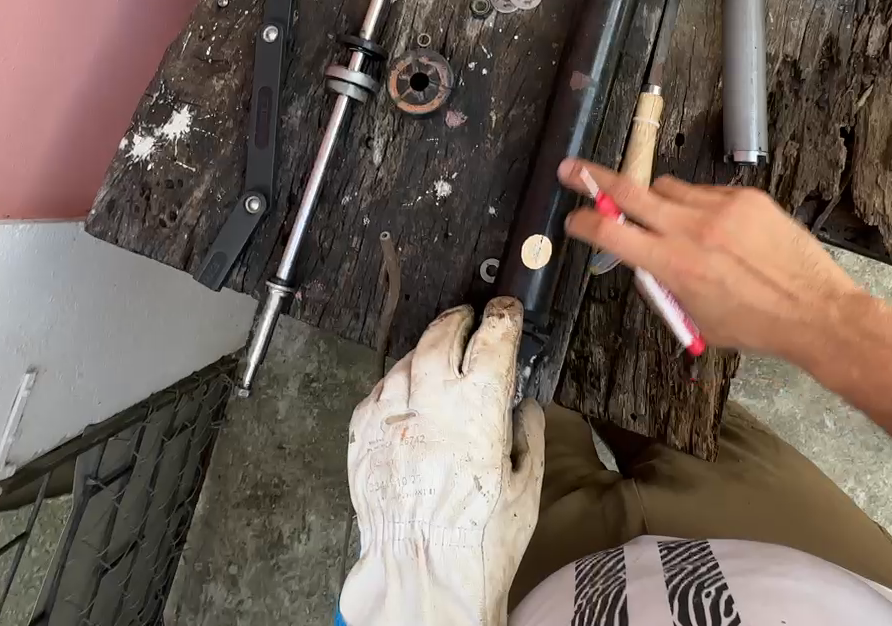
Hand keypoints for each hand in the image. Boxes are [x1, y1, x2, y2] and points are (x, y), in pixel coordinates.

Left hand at [339, 297, 544, 625]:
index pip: (491, 340)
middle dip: (458, 319)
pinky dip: (395, 383)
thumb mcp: (525, 488)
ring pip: (406, 360)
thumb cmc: (478, 544)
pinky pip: (377, 392)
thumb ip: (529, 436)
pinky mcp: (363, 439)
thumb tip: (526, 408)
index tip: (506, 310)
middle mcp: (431, 406)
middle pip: (441, 336)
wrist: (422, 580)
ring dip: (426, 350)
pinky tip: (407, 391)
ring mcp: (392, 420)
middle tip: (467, 317)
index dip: (501, 317)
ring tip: (438, 354)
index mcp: (477, 413)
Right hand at [558, 158, 872, 369]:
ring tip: (679, 224)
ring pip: (666, 187)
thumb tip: (637, 257)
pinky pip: (704, 191)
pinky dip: (700, 206)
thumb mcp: (694, 318)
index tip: (574, 219)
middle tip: (572, 169)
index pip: (610, 233)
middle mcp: (691, 231)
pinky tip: (720, 230)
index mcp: (673, 266)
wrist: (816, 311)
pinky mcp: (744, 197)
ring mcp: (719, 209)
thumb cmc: (756, 324)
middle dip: (591, 178)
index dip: (583, 223)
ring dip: (658, 201)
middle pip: (626, 191)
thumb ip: (661, 285)